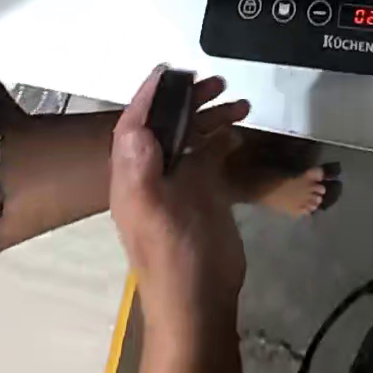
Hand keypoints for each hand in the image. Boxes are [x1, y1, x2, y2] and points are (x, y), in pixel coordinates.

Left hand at [110, 68, 251, 330]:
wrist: (202, 301)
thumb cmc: (175, 260)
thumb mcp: (155, 217)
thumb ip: (142, 174)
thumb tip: (135, 130)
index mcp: (133, 179)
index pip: (133, 127)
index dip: (147, 96)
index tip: (168, 70)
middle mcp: (153, 175)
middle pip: (165, 125)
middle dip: (187, 99)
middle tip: (217, 82)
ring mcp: (179, 184)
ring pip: (190, 136)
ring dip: (210, 115)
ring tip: (240, 103)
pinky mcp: (203, 193)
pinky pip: (210, 154)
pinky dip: (222, 139)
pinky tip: (239, 133)